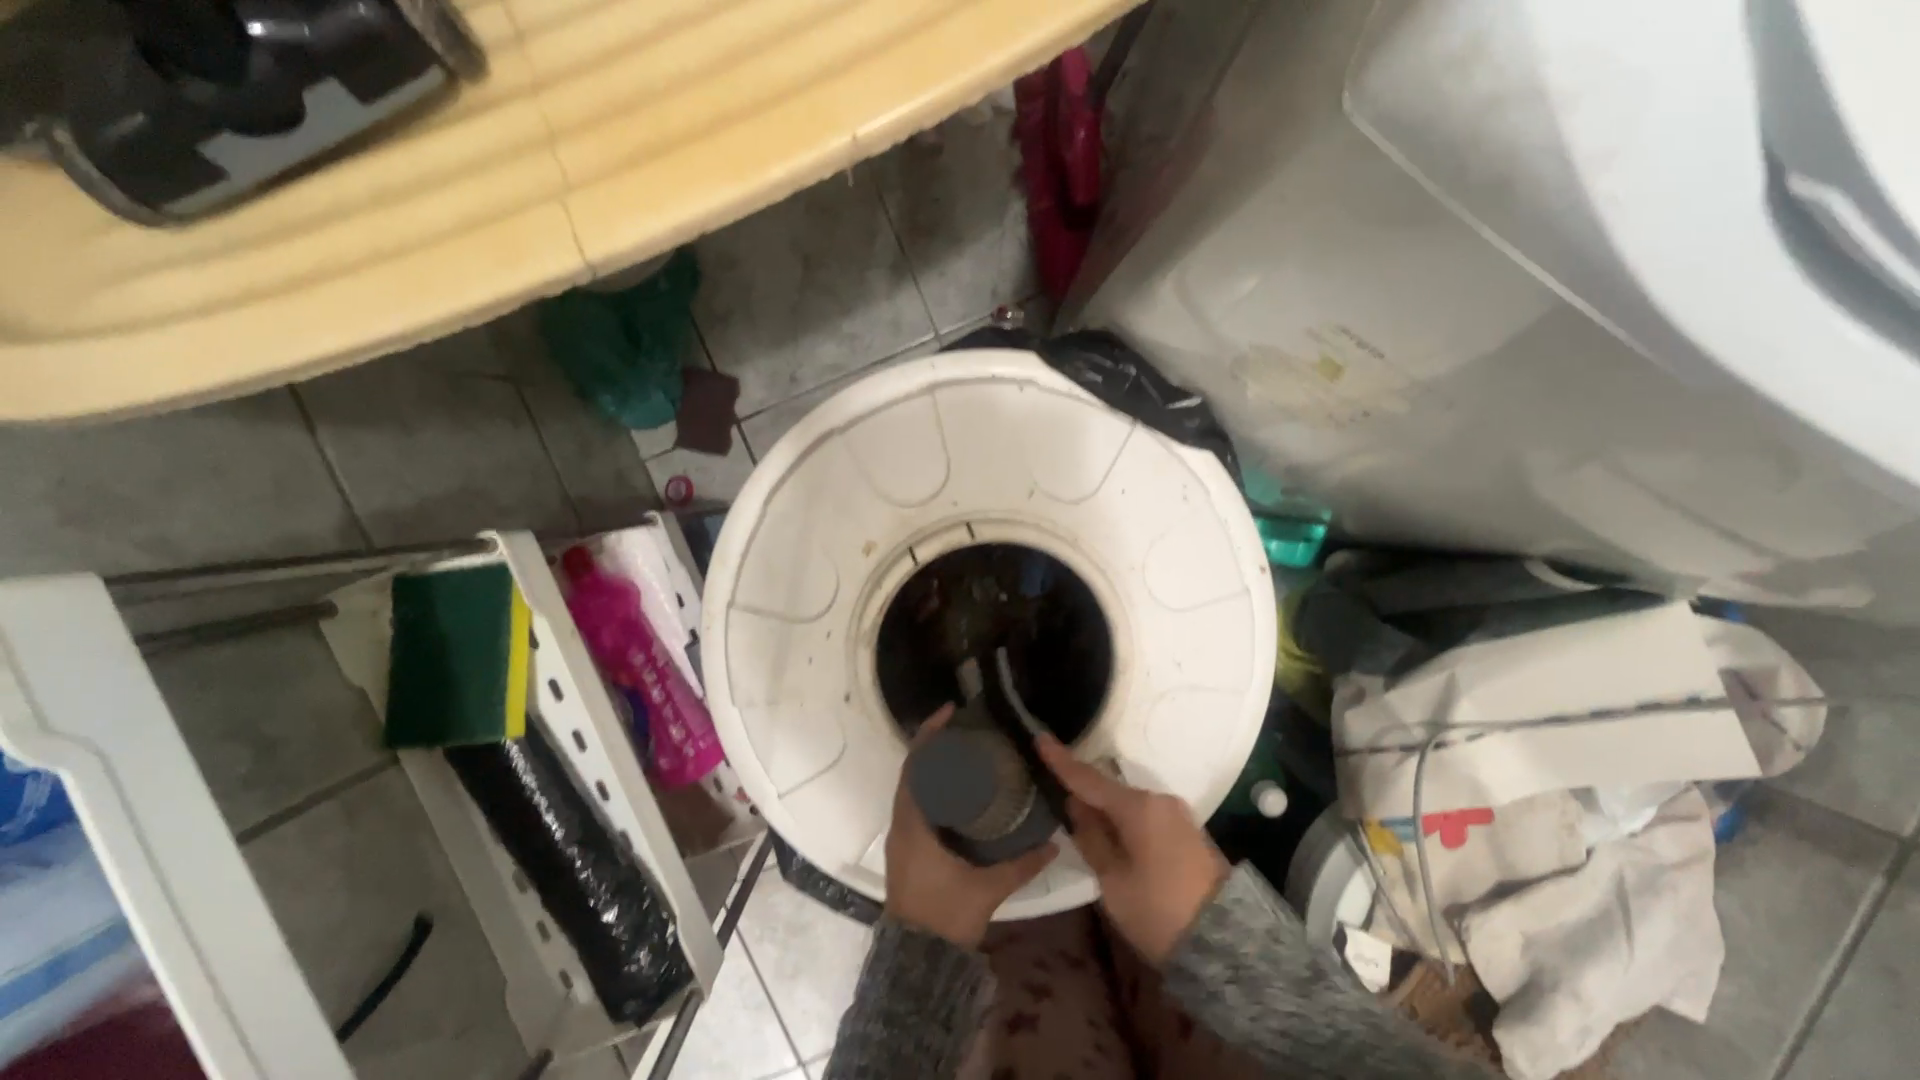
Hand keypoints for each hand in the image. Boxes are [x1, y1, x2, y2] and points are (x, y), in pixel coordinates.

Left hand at [884, 705, 1056, 947]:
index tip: (950, 712)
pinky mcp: (908, 852)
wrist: (918, 958)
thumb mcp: (987, 888)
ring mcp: (902, 839)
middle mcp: (902, 825)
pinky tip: (961, 794)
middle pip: (913, 773)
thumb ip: (1021, 864)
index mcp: (914, 825)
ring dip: (934, 771)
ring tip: (967, 755)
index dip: (929, 736)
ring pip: (914, 791)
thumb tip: (1053, 842)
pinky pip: (917, 808)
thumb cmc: (946, 915)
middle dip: (936, 748)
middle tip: (968, 731)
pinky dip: (934, 793)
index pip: (915, 767)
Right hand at [1037, 734, 1230, 965]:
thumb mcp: (1112, 880)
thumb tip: (1076, 805)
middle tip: (1055, 799)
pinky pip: (1146, 815)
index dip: (1061, 761)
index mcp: (1138, 807)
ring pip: (1129, 803)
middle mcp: (1160, 799)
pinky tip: (1113, 836)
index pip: (1089, 779)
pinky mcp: (1187, 830)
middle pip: (1111, 790)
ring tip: (1081, 824)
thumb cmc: (1157, 910)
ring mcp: (1177, 814)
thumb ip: (1090, 837)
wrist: (1221, 939)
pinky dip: (1126, 821)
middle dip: (1085, 793)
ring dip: (1106, 810)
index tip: (1039, 738)